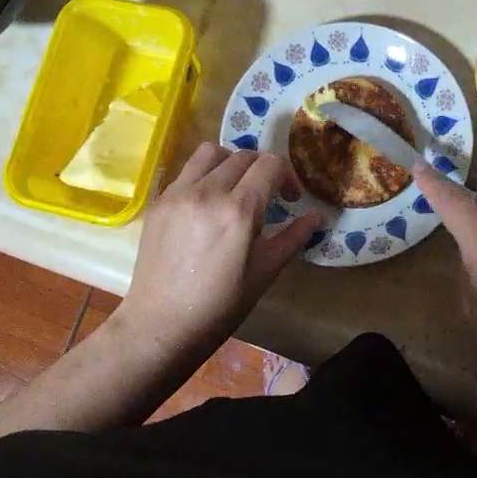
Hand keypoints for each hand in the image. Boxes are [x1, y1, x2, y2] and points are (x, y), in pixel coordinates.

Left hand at [119, 143, 321, 353]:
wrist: (162, 324)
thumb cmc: (221, 305)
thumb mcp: (265, 272)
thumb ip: (293, 237)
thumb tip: (317, 217)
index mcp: (239, 210)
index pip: (270, 164)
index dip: (286, 176)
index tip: (288, 199)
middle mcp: (207, 192)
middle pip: (243, 156)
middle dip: (262, 170)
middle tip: (266, 196)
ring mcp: (178, 193)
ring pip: (210, 153)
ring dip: (230, 162)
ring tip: (234, 188)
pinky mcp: (159, 201)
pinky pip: (186, 171)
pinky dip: (203, 176)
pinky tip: (207, 203)